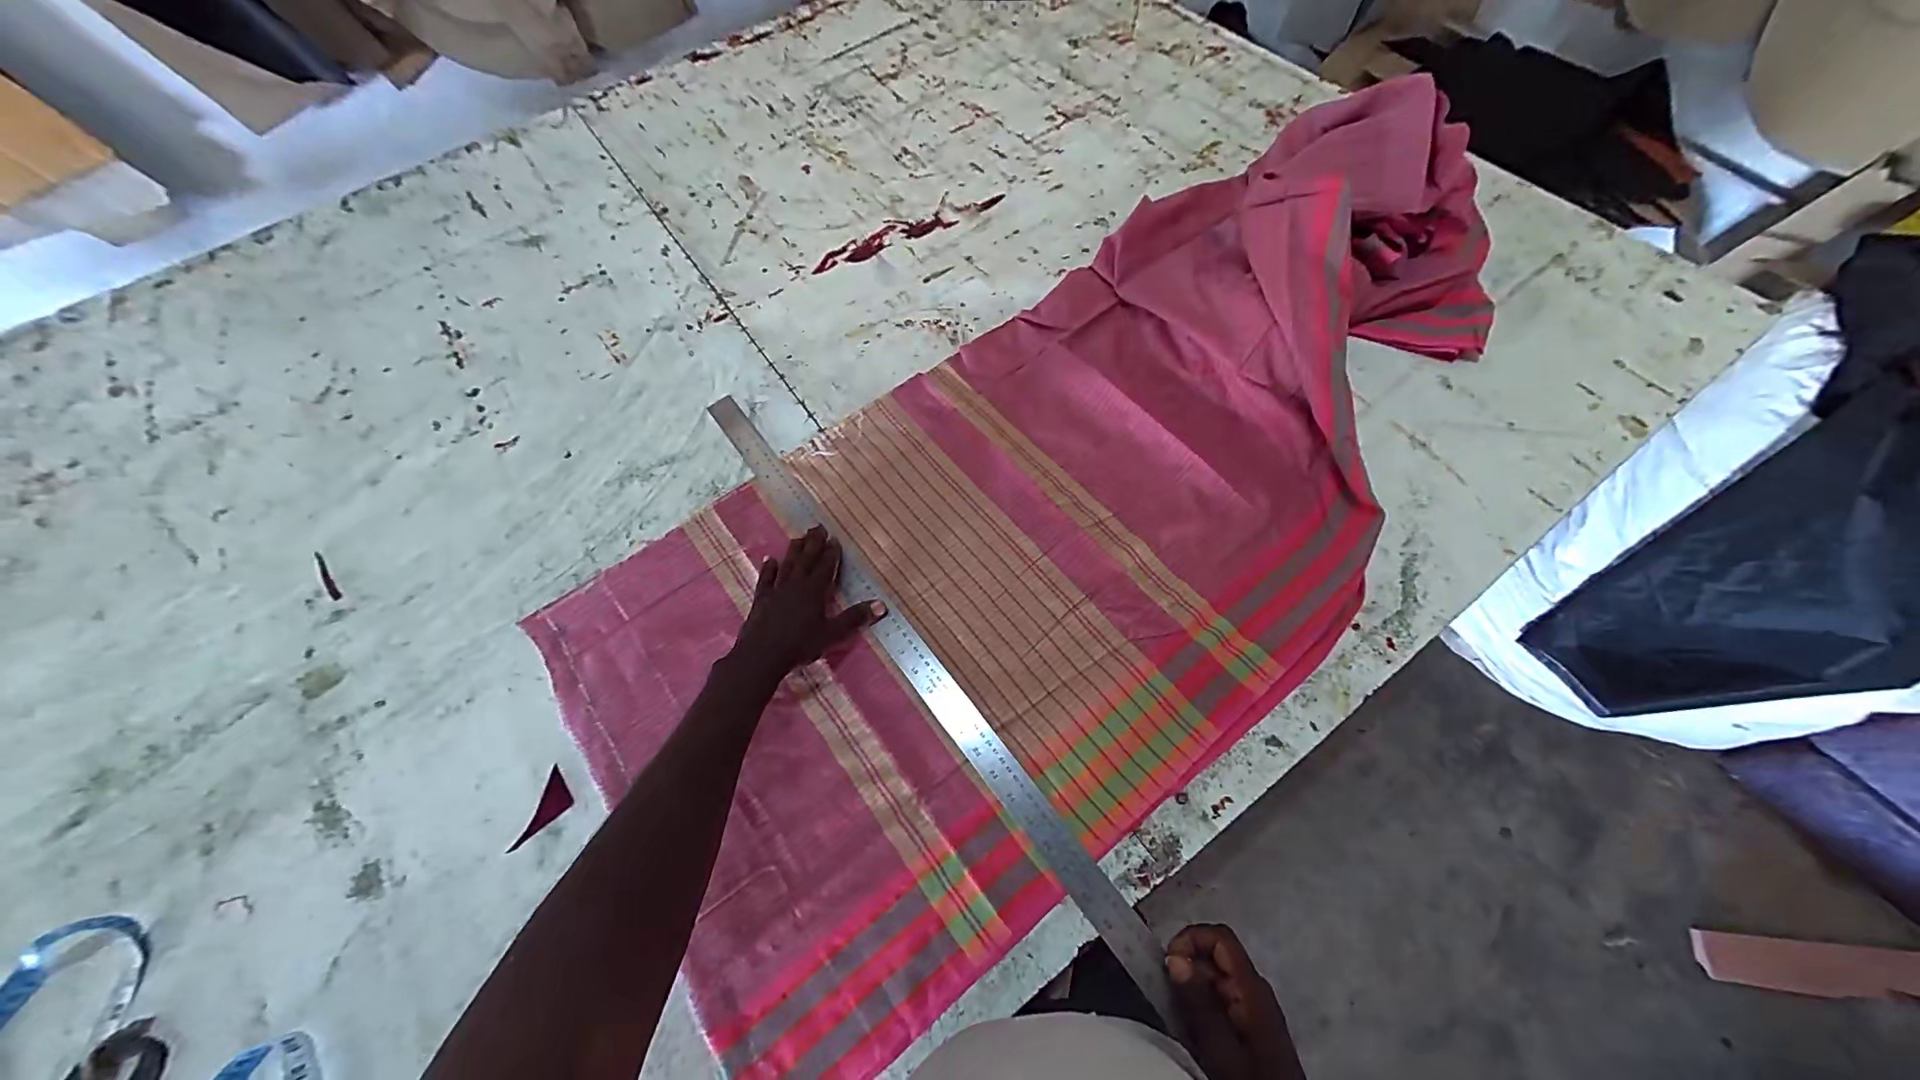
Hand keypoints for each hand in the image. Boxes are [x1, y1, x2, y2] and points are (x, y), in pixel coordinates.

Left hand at [728, 526, 883, 686]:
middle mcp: (795, 585)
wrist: (761, 655)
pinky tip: (770, 560)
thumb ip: (854, 618)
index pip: (825, 566)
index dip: (831, 553)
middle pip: (806, 559)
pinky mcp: (761, 599)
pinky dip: (769, 568)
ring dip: (794, 550)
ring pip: (787, 564)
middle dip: (813, 543)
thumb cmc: (800, 645)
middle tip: (818, 527)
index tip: (834, 539)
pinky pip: (766, 579)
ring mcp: (776, 590)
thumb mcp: (832, 634)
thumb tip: (881, 605)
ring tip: (799, 537)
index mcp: (814, 591)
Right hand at [1166, 924, 1305, 1079]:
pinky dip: (1201, 1004)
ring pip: (1215, 977)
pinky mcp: (1251, 1026)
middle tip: (1170, 996)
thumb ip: (1199, 1002)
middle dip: (1188, 967)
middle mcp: (1256, 991)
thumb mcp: (1221, 1049)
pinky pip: (1220, 998)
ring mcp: (1255, 1008)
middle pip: (1216, 955)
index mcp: (1252, 989)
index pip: (1221, 937)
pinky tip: (1195, 1029)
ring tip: (1181, 1017)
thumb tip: (1175, 958)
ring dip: (1193, 988)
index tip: (1168, 963)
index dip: (1191, 939)